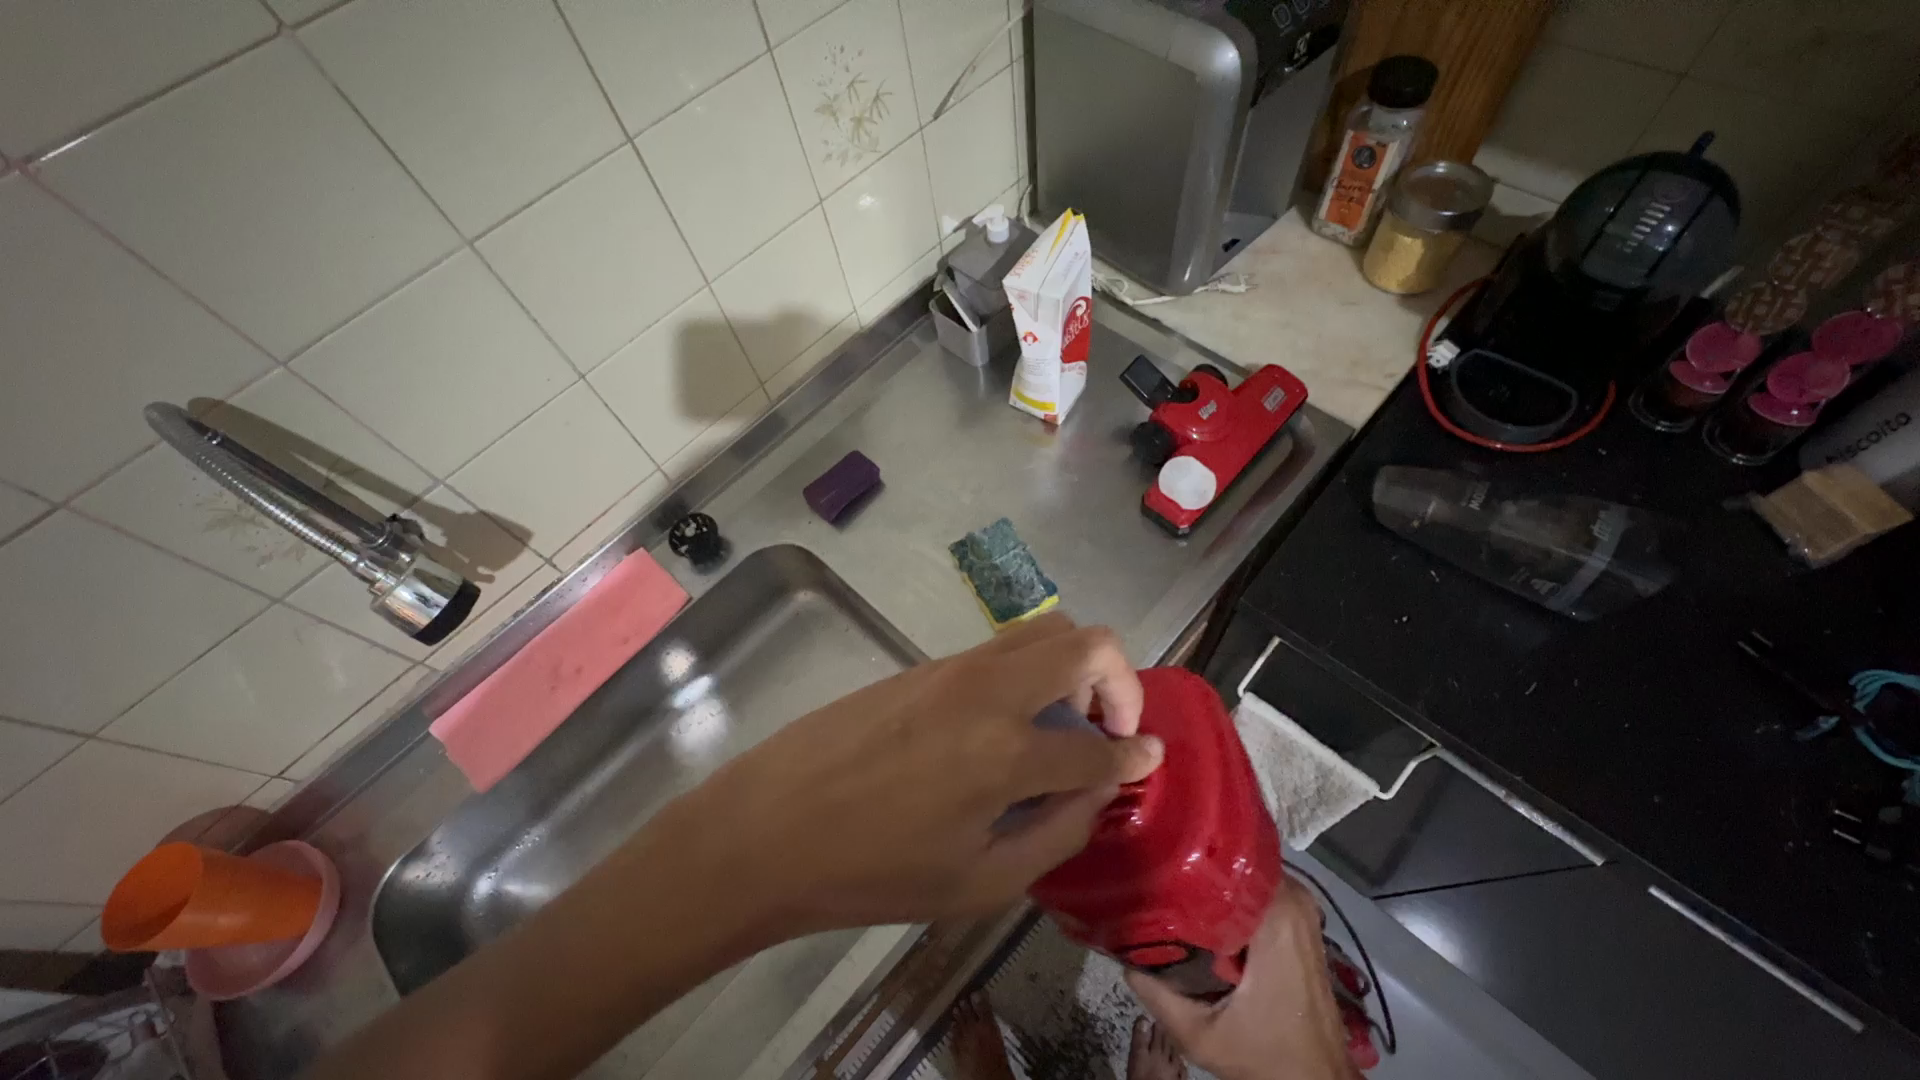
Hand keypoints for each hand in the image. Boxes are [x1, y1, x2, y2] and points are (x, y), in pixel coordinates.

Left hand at [664, 613, 1163, 937]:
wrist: (767, 828)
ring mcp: (952, 668)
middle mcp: (988, 692)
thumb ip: (1056, 834)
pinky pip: (999, 650)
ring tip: (1059, 726)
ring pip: (1042, 631)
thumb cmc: (872, 873)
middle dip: (1119, 682)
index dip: (1135, 755)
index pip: (1099, 745)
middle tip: (1106, 732)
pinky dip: (1028, 673)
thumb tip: (1096, 791)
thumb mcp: (978, 883)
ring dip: (1072, 669)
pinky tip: (1005, 726)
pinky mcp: (922, 664)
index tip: (1147, 758)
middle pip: (1085, 644)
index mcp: (1006, 753)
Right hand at [1127, 879, 1360, 1079]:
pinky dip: (1229, 897)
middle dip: (1194, 868)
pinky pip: (1257, 889)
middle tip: (1155, 876)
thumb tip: (1122, 952)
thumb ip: (1156, 992)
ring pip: (1243, 873)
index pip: (1224, 858)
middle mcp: (1293, 899)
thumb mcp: (1200, 1034)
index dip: (1186, 857)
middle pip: (1232, 860)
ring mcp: (1301, 907)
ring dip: (1210, 882)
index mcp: (1275, 916)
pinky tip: (1199, 912)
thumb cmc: (1266, 1055)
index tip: (1153, 861)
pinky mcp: (1299, 920)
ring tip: (1171, 890)